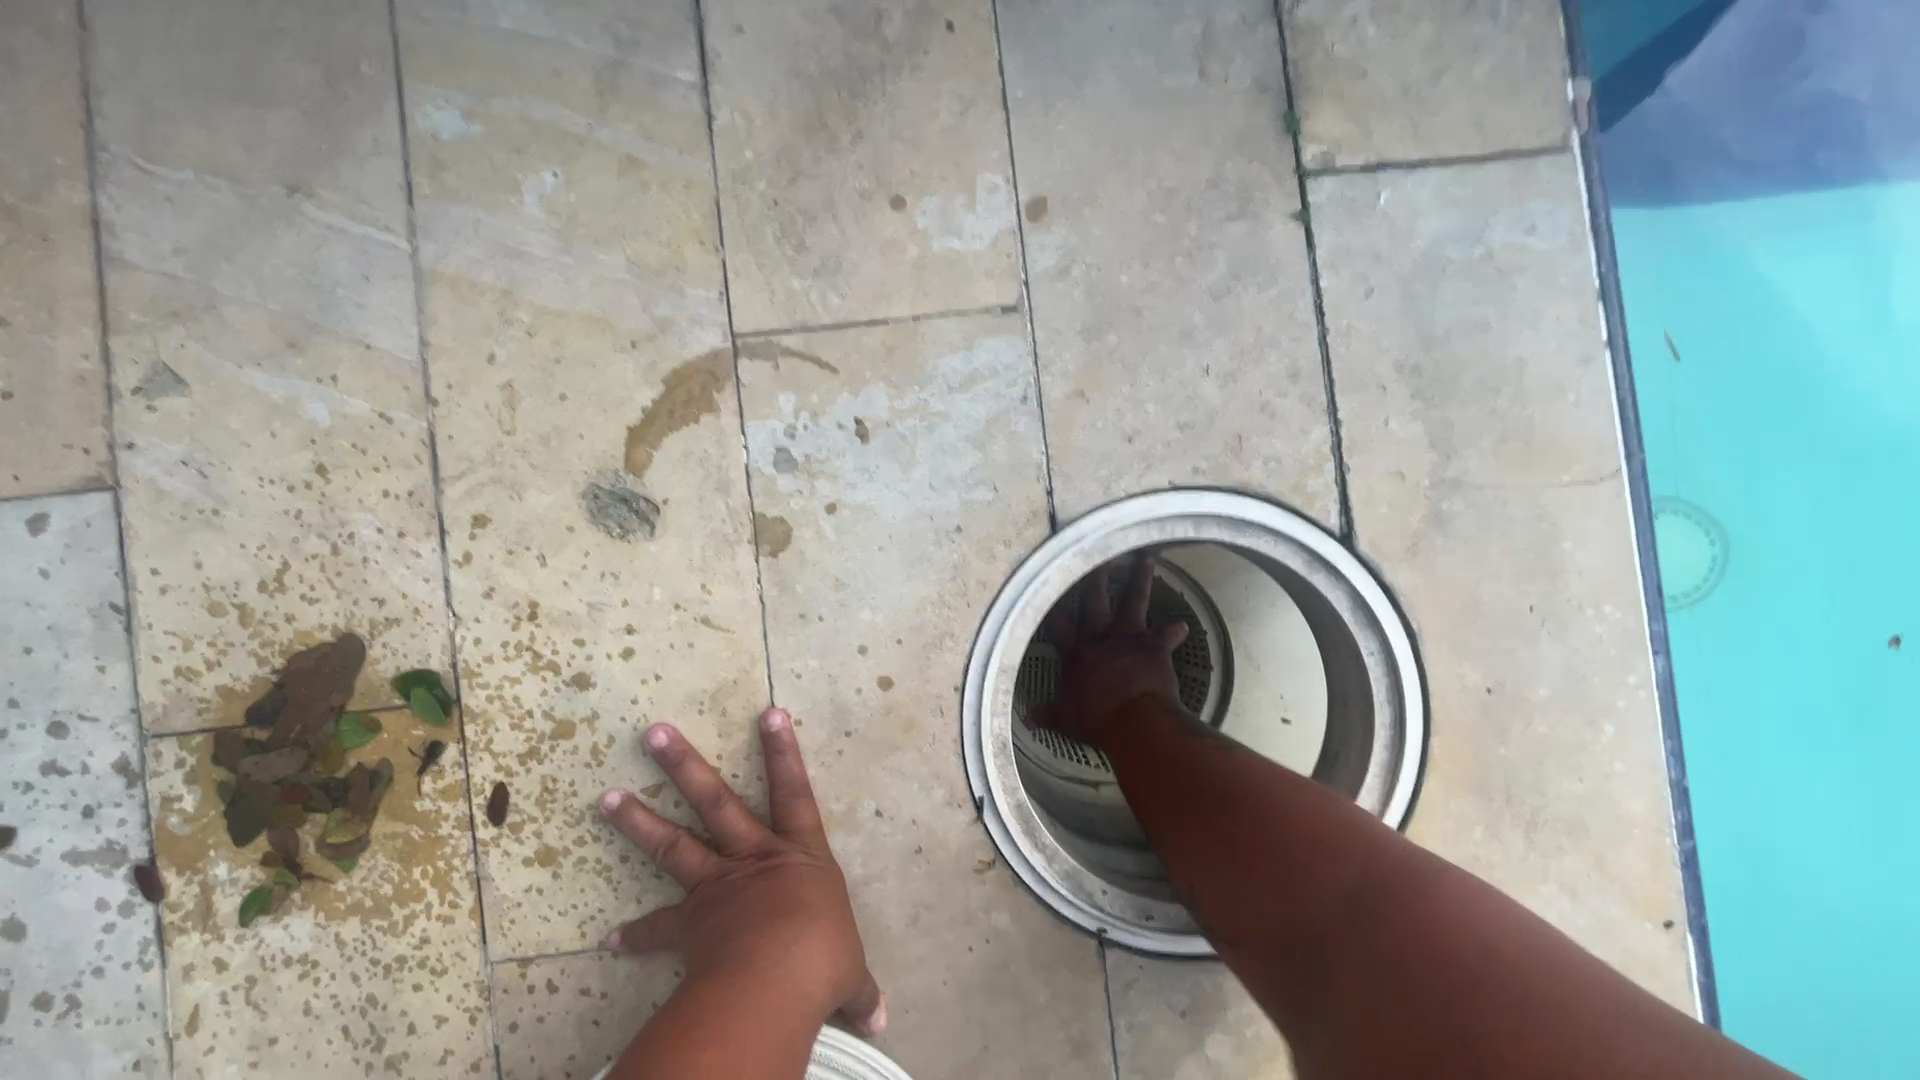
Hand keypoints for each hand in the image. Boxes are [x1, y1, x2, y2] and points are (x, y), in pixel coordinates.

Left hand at [600, 707, 884, 1036]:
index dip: (784, 752)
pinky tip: (611, 939)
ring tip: (607, 797)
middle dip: (685, 764)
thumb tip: (879, 1019)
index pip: (795, 792)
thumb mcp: (850, 975)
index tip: (768, 712)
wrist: (776, 982)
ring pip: (674, 845)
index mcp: (802, 858)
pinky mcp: (690, 924)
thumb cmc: (823, 961)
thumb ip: (858, 991)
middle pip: (716, 801)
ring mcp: (718, 887)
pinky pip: (659, 928)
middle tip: (654, 732)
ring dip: (640, 821)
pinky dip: (636, 935)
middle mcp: (756, 860)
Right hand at [1029, 554, 1190, 746]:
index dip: (1052, 605)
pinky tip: (1183, 626)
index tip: (1047, 585)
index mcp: (1076, 654)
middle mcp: (1100, 639)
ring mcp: (1129, 639)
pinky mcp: (1154, 647)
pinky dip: (1174, 632)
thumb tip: (1028, 718)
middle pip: (1094, 601)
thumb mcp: (1066, 720)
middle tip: (1097, 554)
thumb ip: (1048, 714)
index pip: (1058, 624)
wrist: (1135, 721)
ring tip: (1146, 557)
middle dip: (1094, 577)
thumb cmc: (1097, 721)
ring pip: (1133, 602)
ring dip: (1139, 580)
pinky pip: (1166, 635)